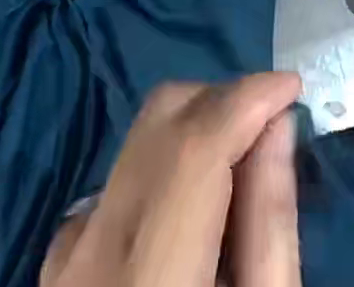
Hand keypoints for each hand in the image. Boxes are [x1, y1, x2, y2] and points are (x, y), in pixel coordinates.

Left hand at [41, 73, 302, 286]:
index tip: (293, 85)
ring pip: (138, 137)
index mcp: (148, 277)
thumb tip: (277, 124)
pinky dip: (167, 160)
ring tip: (245, 155)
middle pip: (159, 120)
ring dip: (197, 124)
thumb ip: (269, 222)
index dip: (246, 98)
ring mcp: (66, 248)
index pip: (193, 146)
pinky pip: (121, 175)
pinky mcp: (61, 253)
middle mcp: (91, 248)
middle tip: (274, 119)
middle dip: (224, 99)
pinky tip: (198, 201)